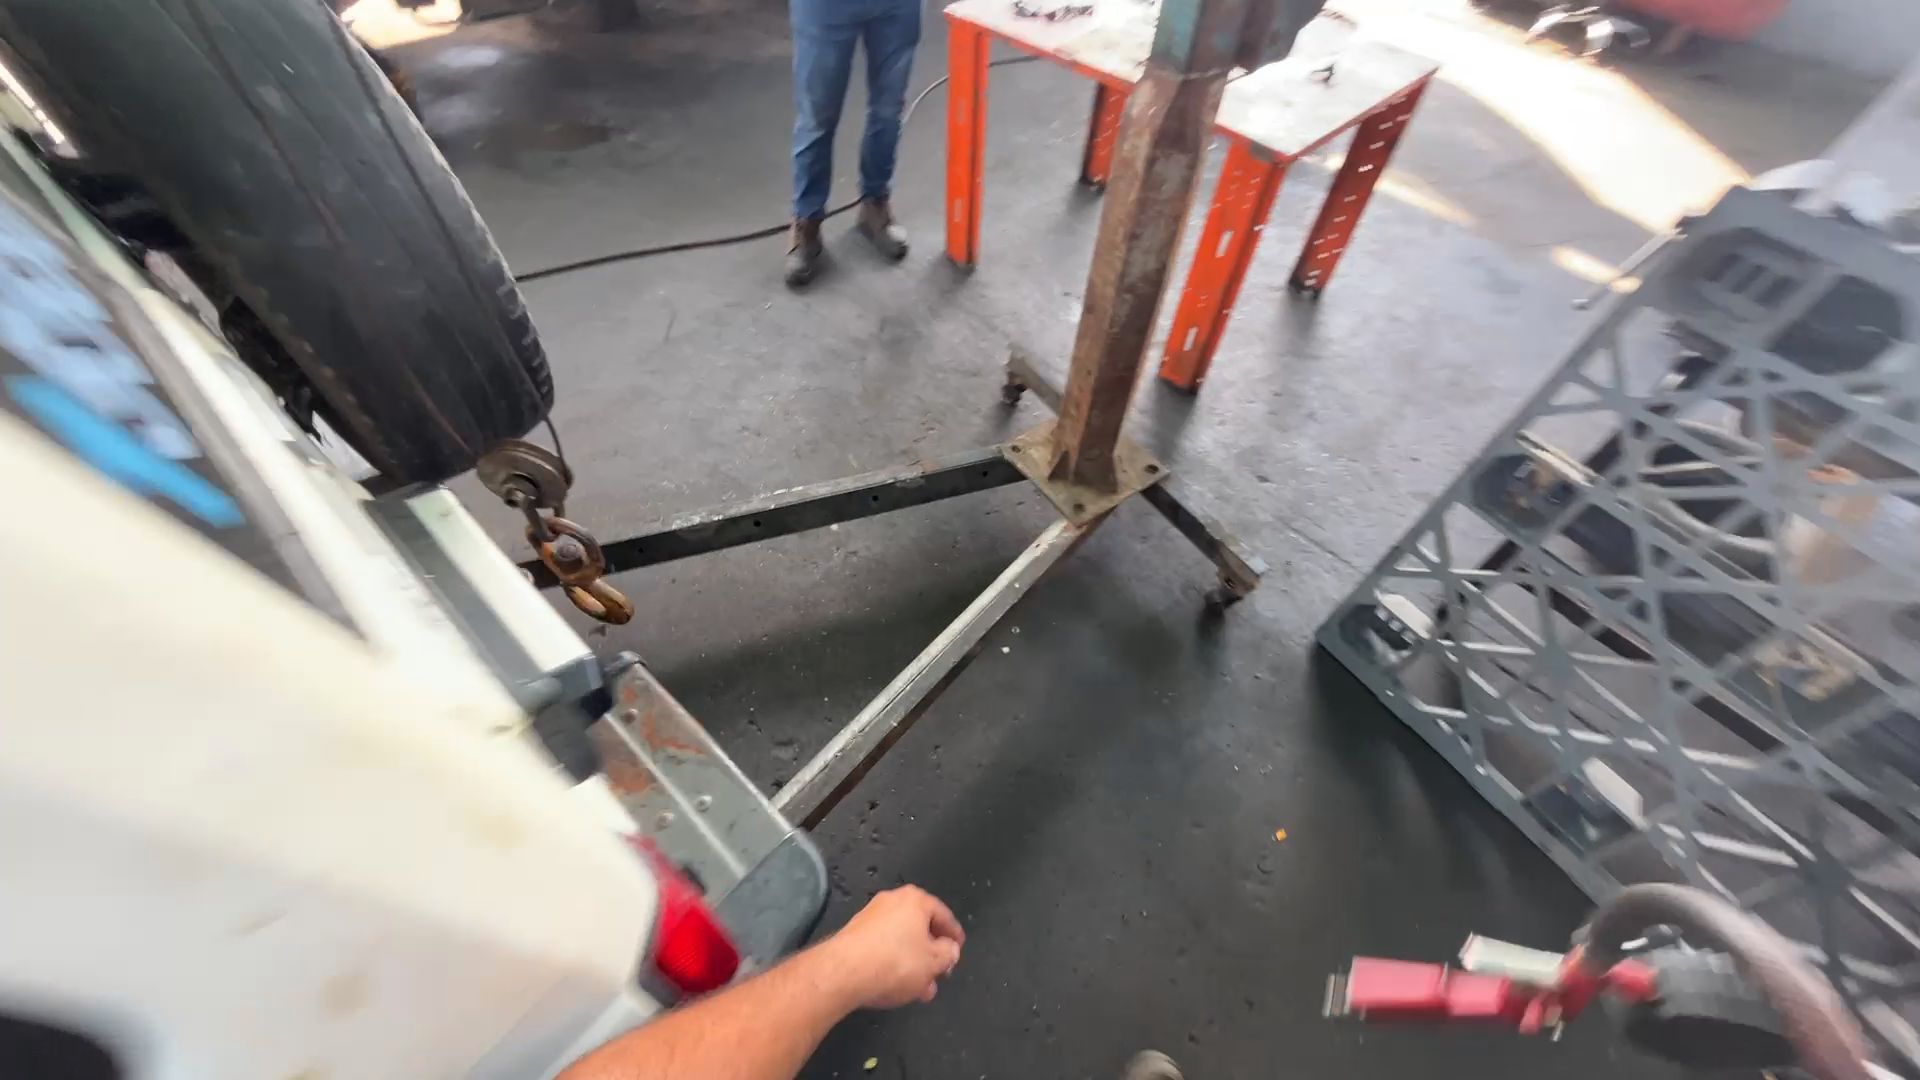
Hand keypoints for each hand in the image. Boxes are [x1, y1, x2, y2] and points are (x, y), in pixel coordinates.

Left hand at [821, 886, 964, 1008]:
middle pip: (921, 926)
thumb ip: (948, 954)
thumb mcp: (933, 963)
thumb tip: (950, 949)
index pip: (943, 915)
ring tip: (919, 987)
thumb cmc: (895, 962)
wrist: (844, 972)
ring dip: (913, 961)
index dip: (954, 935)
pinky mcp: (855, 932)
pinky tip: (897, 983)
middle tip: (939, 973)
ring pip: (901, 938)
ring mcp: (872, 915)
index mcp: (916, 899)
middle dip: (931, 952)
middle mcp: (893, 900)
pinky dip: (894, 960)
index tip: (959, 948)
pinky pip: (883, 944)